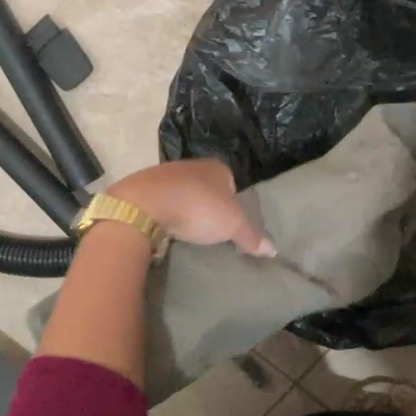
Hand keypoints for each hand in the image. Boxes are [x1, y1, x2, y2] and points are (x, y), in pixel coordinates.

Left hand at [107, 158, 275, 255]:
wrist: (144, 204)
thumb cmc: (197, 208)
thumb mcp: (232, 225)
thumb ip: (251, 236)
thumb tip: (274, 250)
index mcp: (216, 168)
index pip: (231, 182)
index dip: (232, 201)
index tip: (229, 222)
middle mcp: (190, 166)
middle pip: (205, 187)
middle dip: (207, 205)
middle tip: (209, 228)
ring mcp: (163, 175)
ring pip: (181, 192)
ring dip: (183, 208)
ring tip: (186, 231)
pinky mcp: (142, 189)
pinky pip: (160, 201)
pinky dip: (164, 213)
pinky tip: (164, 227)